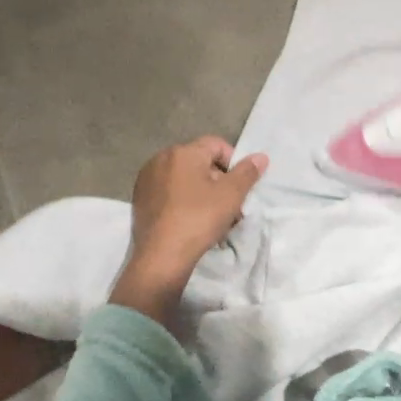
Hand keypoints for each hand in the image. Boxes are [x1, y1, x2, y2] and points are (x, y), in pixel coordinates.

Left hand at [111, 136, 266, 325]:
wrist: (162, 255)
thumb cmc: (199, 219)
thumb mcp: (231, 196)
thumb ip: (247, 173)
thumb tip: (260, 157)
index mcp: (183, 152)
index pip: (216, 145)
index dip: (234, 163)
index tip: (240, 187)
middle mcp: (161, 159)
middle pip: (199, 163)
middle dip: (218, 181)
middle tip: (231, 207)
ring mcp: (147, 179)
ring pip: (184, 180)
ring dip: (202, 193)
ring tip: (212, 218)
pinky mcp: (140, 200)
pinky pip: (169, 193)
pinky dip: (183, 202)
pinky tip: (191, 222)